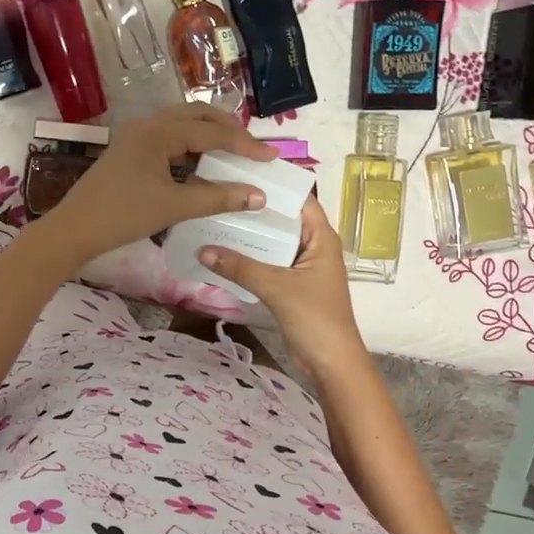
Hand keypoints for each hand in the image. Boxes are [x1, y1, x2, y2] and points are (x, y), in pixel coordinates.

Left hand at [45, 104, 276, 261]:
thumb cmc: (124, 215)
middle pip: (196, 115)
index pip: (211, 132)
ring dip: (208, 135)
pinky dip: (190, 148)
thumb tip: (258, 196)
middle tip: (252, 148)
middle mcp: (147, 126)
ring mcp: (135, 137)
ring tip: (233, 154)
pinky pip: (168, 140)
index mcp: (158, 132)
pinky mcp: (129, 152)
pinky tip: (202, 166)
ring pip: (180, 125)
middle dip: (227, 129)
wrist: (75, 229)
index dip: (244, 144)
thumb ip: (218, 198)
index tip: (271, 157)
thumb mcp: (175, 206)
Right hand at [199, 196, 363, 373]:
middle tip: (220, 194)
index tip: (243, 172)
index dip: (275, 184)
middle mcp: (314, 245)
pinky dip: (250, 256)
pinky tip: (224, 251)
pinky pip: (268, 261)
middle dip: (255, 208)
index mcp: (321, 237)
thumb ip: (240, 267)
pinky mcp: (291, 283)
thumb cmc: (314, 317)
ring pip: (274, 241)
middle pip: (283, 218)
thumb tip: (203, 249)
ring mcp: (302, 265)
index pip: (300, 198)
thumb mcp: (276, 287)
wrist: (330, 361)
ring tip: (216, 217)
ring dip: (250, 234)